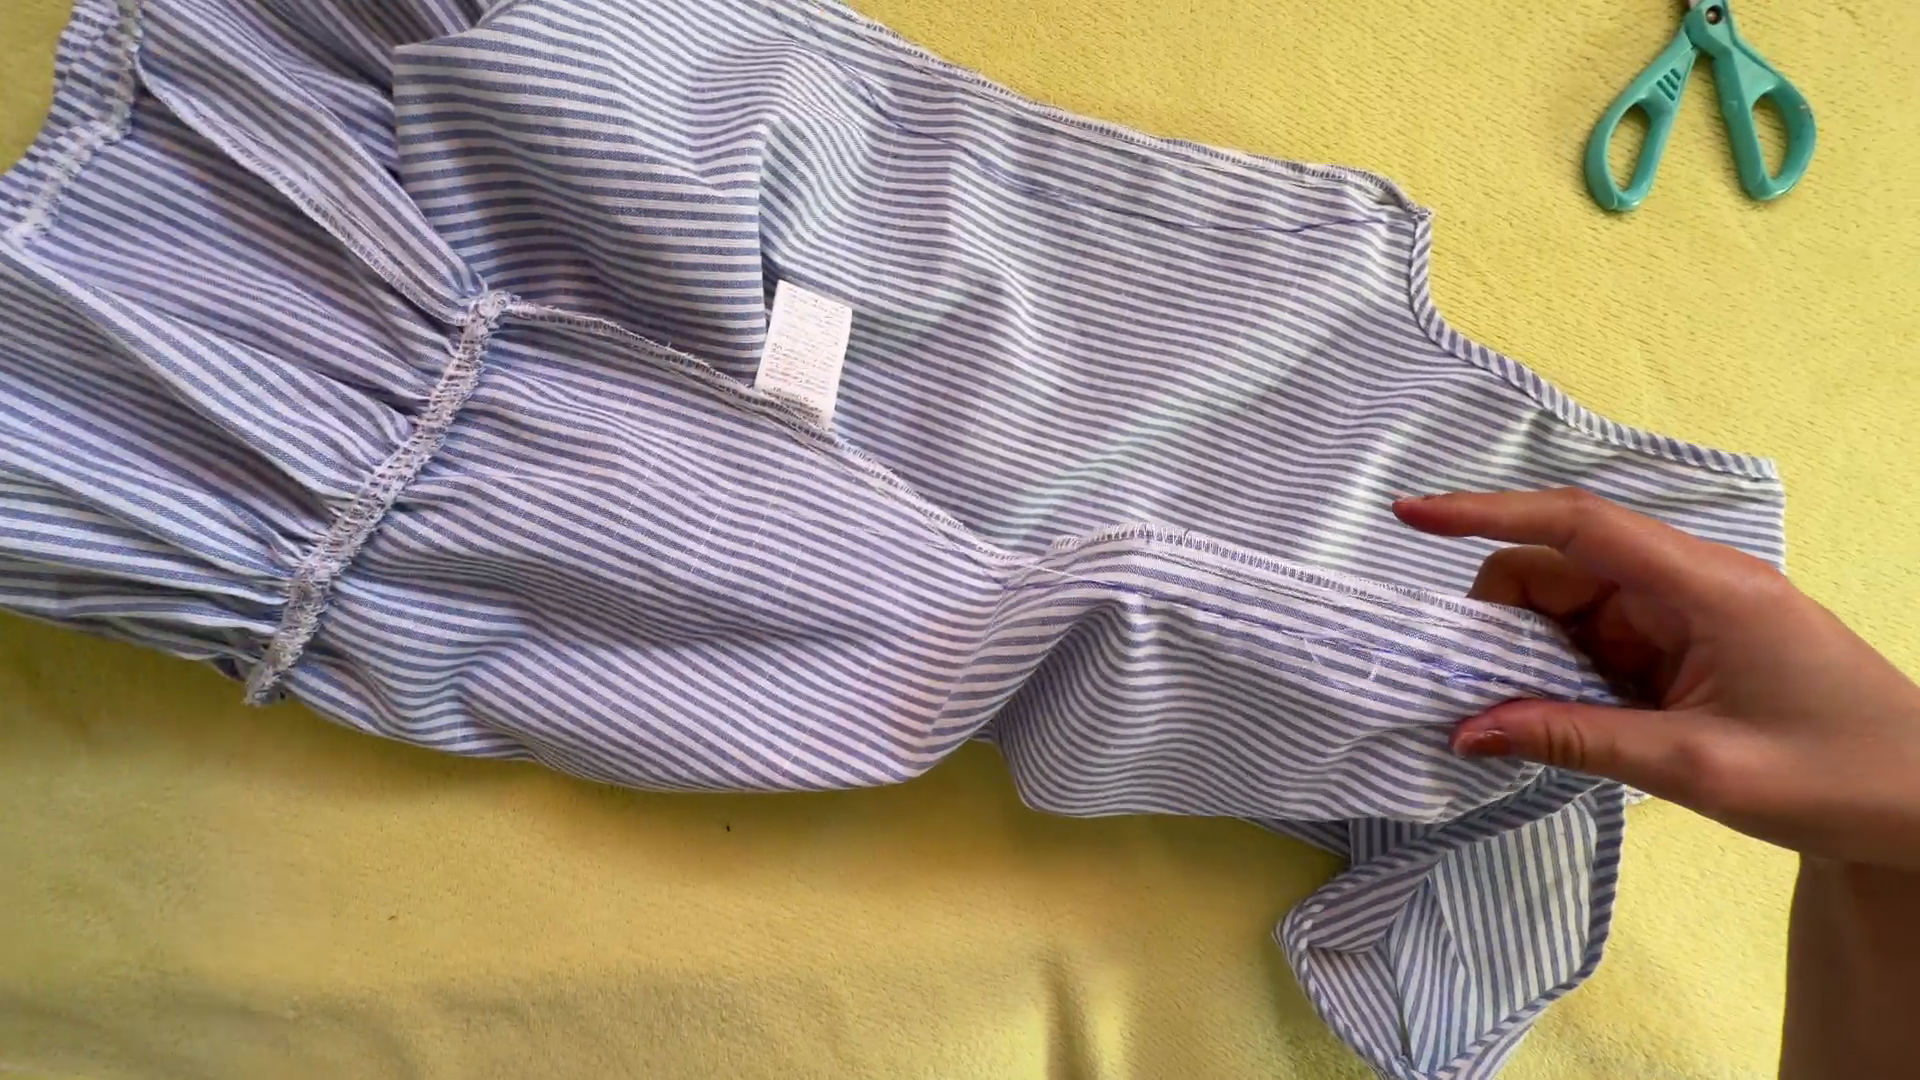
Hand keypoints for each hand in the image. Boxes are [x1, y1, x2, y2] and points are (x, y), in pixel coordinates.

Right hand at [1392, 488, 1919, 869]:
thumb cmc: (1846, 779)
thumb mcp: (1699, 767)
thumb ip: (1571, 740)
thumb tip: (1462, 731)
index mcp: (1704, 587)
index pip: (1574, 523)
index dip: (1484, 511)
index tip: (1409, 514)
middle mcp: (1677, 584)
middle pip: (1547, 568)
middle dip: (1494, 618)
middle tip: (1466, 682)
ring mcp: (1667, 612)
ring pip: (1551, 605)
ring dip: (1517, 651)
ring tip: (1512, 709)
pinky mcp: (1660, 642)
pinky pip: (1573, 638)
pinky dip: (1543, 669)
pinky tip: (1547, 710)